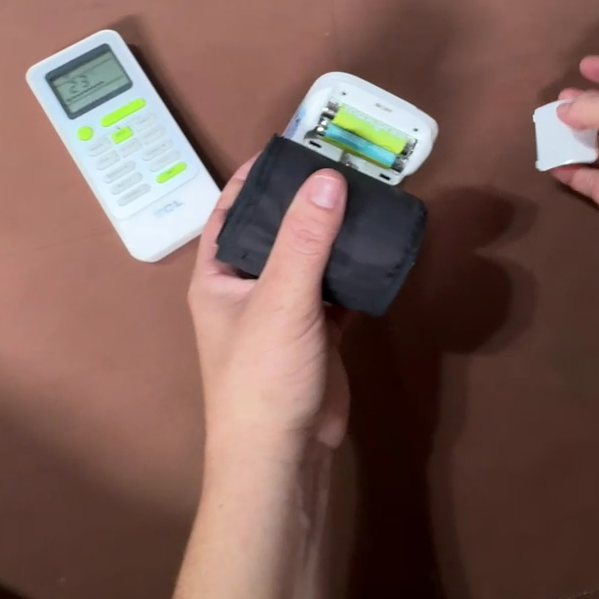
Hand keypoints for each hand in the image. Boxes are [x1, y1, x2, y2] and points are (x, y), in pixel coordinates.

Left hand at [188, 159, 350, 467]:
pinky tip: (379, 248)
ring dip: (335, 232)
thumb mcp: (282, 300)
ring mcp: (285, 308)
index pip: (233, 209)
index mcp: (220, 274)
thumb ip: (305, 239)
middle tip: (346, 164)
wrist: (285, 456)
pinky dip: (355, 267)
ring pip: (311, 256)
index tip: (295, 143)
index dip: (258, 175)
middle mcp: (249, 285)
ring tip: (368, 196)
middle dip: (308, 199)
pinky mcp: (317, 329)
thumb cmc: (263, 375)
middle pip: (278, 228)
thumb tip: (328, 176)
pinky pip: (336, 285)